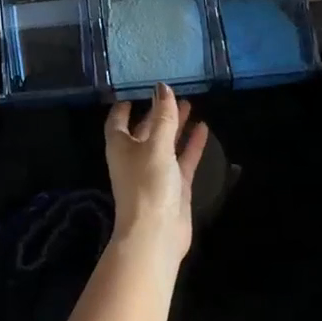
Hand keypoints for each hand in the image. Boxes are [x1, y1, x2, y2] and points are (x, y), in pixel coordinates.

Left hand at [103, 83, 207, 263]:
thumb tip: (162, 87)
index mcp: (121, 146)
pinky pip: (183, 159)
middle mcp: (135, 157)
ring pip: (166, 142)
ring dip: (176, 125)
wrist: (156, 234)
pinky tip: (203, 128)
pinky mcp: (174, 185)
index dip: (125, 105)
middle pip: (145, 129)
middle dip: (157, 111)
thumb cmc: (147, 184)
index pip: (118, 120)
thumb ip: (163, 117)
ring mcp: (155, 172)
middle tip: (173, 91)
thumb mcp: (156, 146)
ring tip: (190, 104)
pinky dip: (191, 144)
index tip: (136, 88)